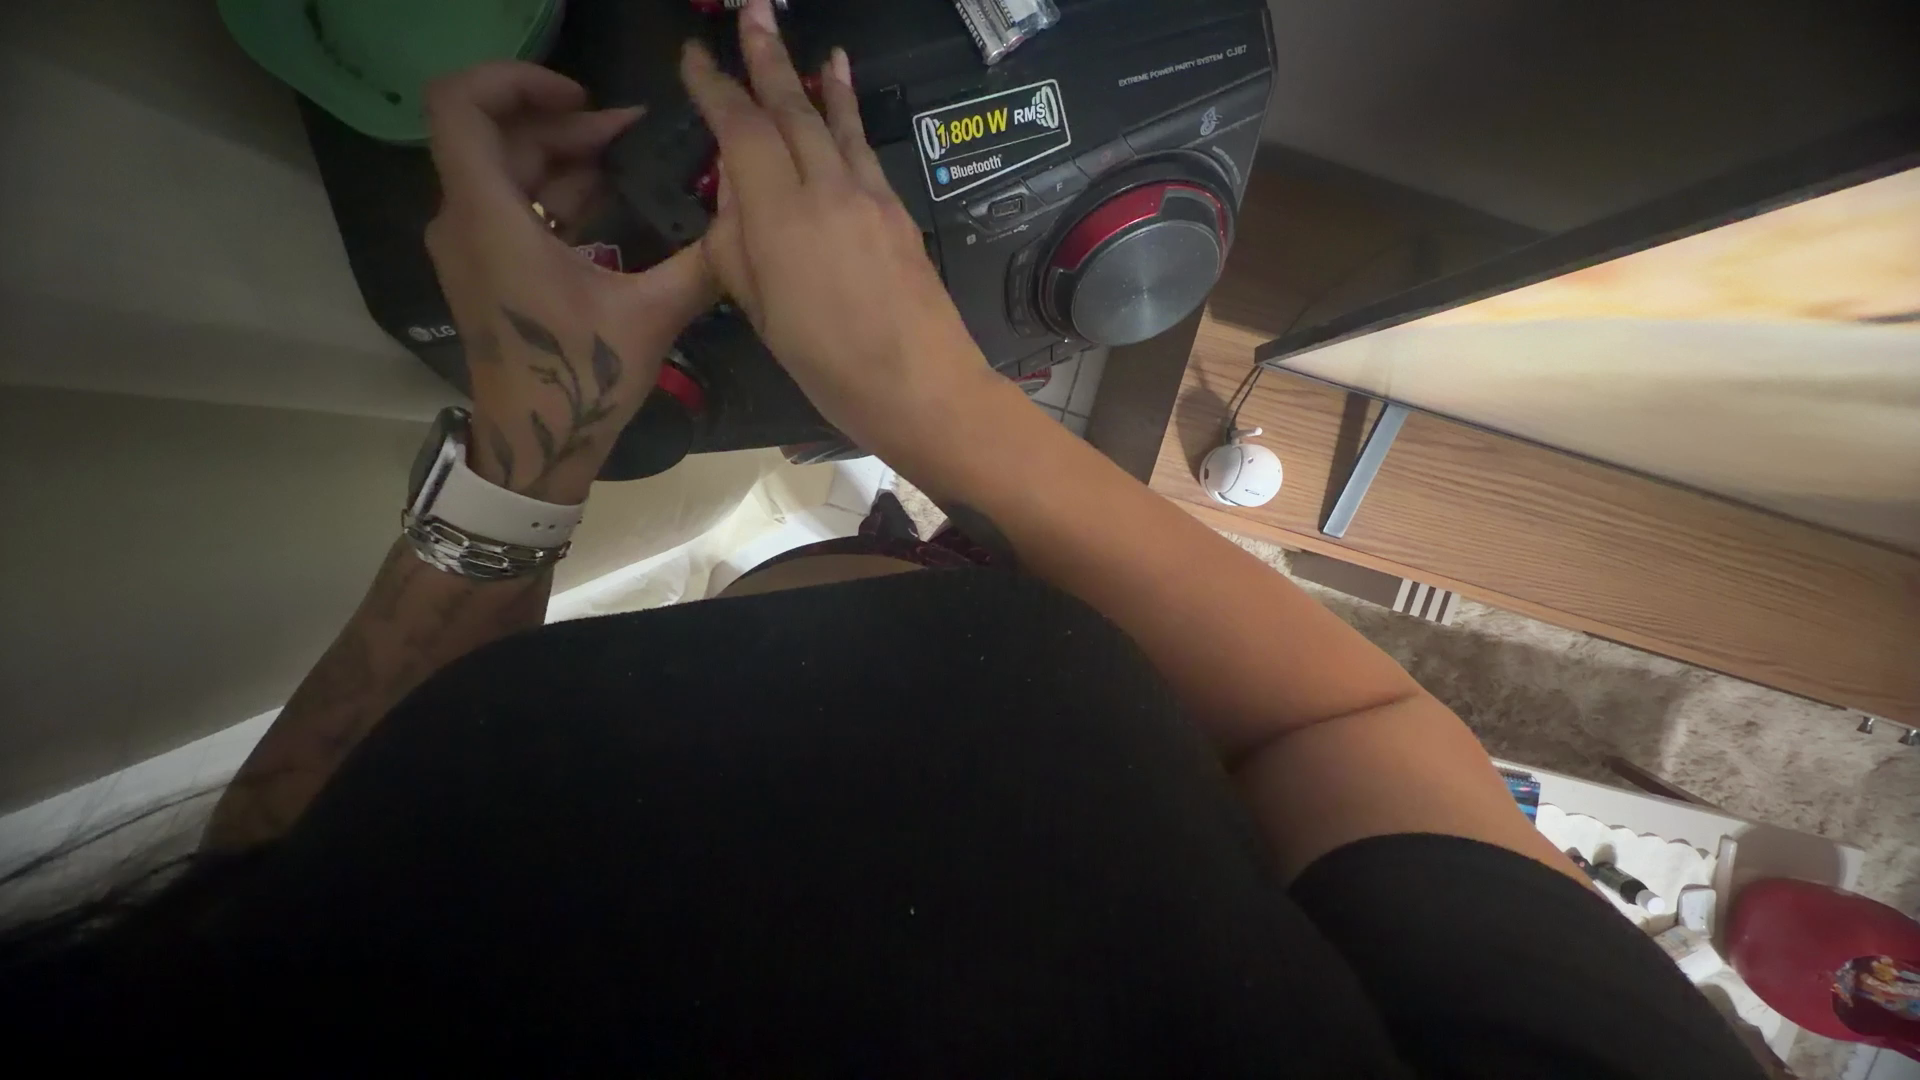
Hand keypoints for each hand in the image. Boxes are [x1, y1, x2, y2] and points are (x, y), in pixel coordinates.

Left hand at [423, 62, 717, 503]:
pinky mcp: (487, 275)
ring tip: (630, 167)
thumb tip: (740, 225)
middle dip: (566, 127)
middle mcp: (464, 221)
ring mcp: (472, 250)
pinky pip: (512, 212)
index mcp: (489, 217)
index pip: (461, 104)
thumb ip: (697, 264)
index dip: (515, 80)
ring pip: (504, 176)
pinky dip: (556, 199)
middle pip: (497, 138)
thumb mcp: (650, 316)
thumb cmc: (582, 379)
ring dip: (565, 163)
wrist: (537, 444)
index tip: (583, 98)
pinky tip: (611, 210)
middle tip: (633, 136)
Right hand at [680, 0, 995, 453]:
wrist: (923, 389)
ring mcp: (872, 200)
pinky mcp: (902, 217)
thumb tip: (735, 198)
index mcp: (780, 216)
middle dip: (767, 59)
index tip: (696, 57)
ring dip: (822, 85)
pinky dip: (853, 125)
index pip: (741, 130)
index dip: (715, 88)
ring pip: (838, 127)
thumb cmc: (832, 368)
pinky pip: (868, 155)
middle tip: (754, 12)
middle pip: (792, 111)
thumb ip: (738, 250)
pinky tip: (849, 117)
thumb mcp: (764, 317)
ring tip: (821, 52)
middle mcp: (827, 190)